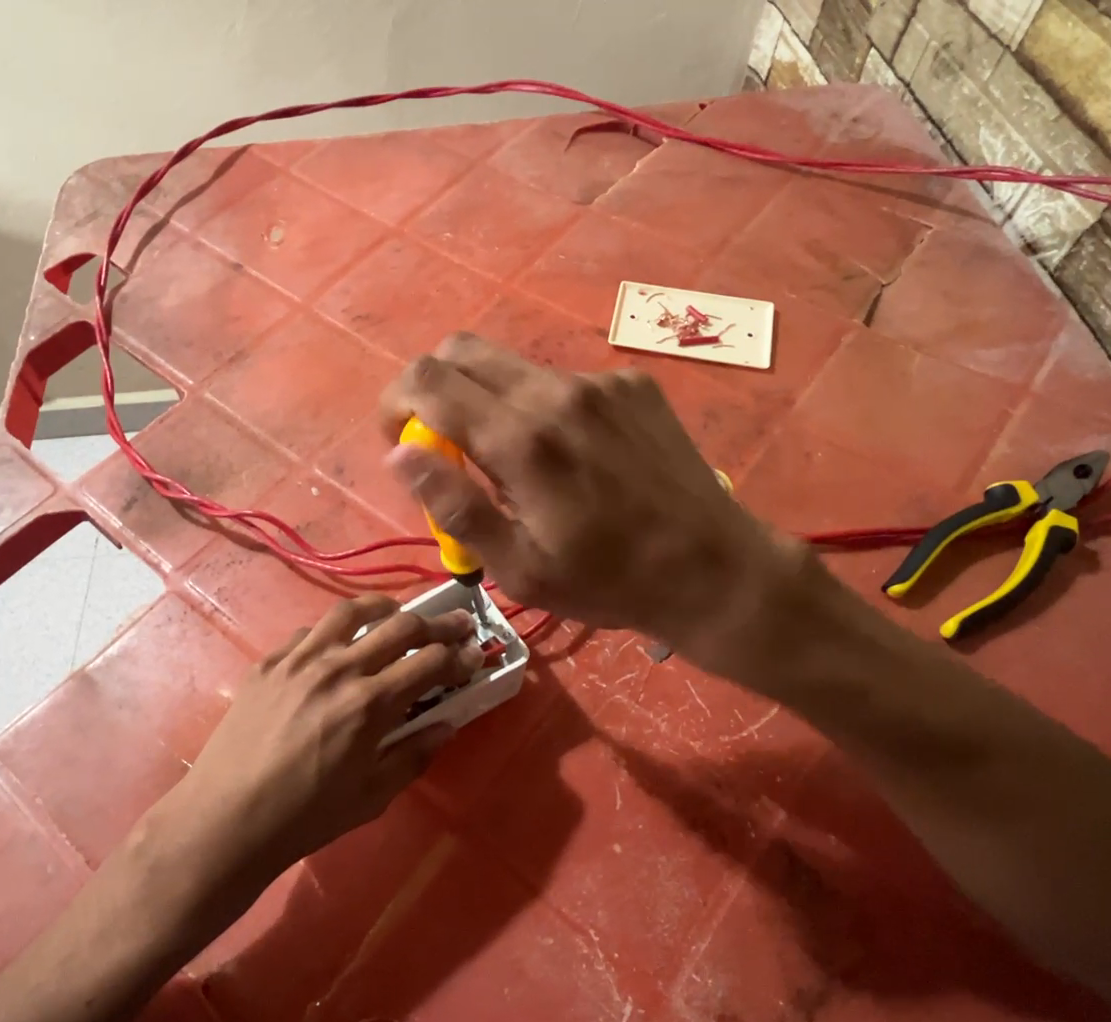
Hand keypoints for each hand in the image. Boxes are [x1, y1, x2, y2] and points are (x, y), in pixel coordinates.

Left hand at [162, 596, 482, 881]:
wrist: (227, 817)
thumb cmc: (306, 816)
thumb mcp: (372, 796)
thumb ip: (413, 755)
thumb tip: (445, 724)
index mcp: (369, 704)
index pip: (429, 663)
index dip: (459, 656)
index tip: (476, 654)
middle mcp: (338, 668)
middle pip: (399, 627)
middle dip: (438, 623)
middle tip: (457, 623)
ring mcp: (299, 659)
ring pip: (351, 612)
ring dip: (386, 608)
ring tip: (400, 612)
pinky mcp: (269, 662)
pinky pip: (310, 631)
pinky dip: (336, 629)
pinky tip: (340, 641)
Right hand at [378, 333, 814, 686]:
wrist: (714, 569)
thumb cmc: (608, 581)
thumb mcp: (519, 568)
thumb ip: (454, 505)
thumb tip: (399, 455)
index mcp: (521, 439)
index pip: (427, 380)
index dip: (395, 404)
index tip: (401, 441)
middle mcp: (556, 391)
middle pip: (461, 351)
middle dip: (433, 388)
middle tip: (444, 443)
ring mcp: (599, 381)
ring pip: (512, 366)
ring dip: (489, 402)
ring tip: (517, 464)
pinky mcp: (632, 384)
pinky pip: (562, 381)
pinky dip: (542, 408)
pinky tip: (574, 458)